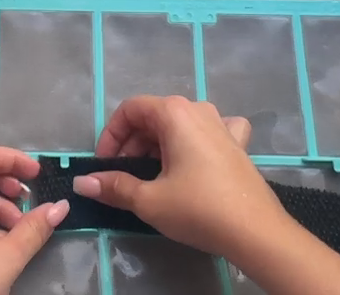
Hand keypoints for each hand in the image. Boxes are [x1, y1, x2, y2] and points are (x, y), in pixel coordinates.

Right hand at [76, 96, 339, 294]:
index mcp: (173, 112)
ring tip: (153, 177)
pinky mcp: (238, 143)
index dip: (111, 136)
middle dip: (132, 145)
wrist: (257, 232)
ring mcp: (221, 123)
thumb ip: (114, 187)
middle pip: (153, 117)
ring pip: (179, 125)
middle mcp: (197, 108)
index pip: (130, 110)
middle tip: (124, 178)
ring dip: (159, 146)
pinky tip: (197, 158)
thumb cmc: (199, 208)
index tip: (104, 165)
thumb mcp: (150, 200)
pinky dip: (196, 141)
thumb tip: (82, 182)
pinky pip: (210, 131)